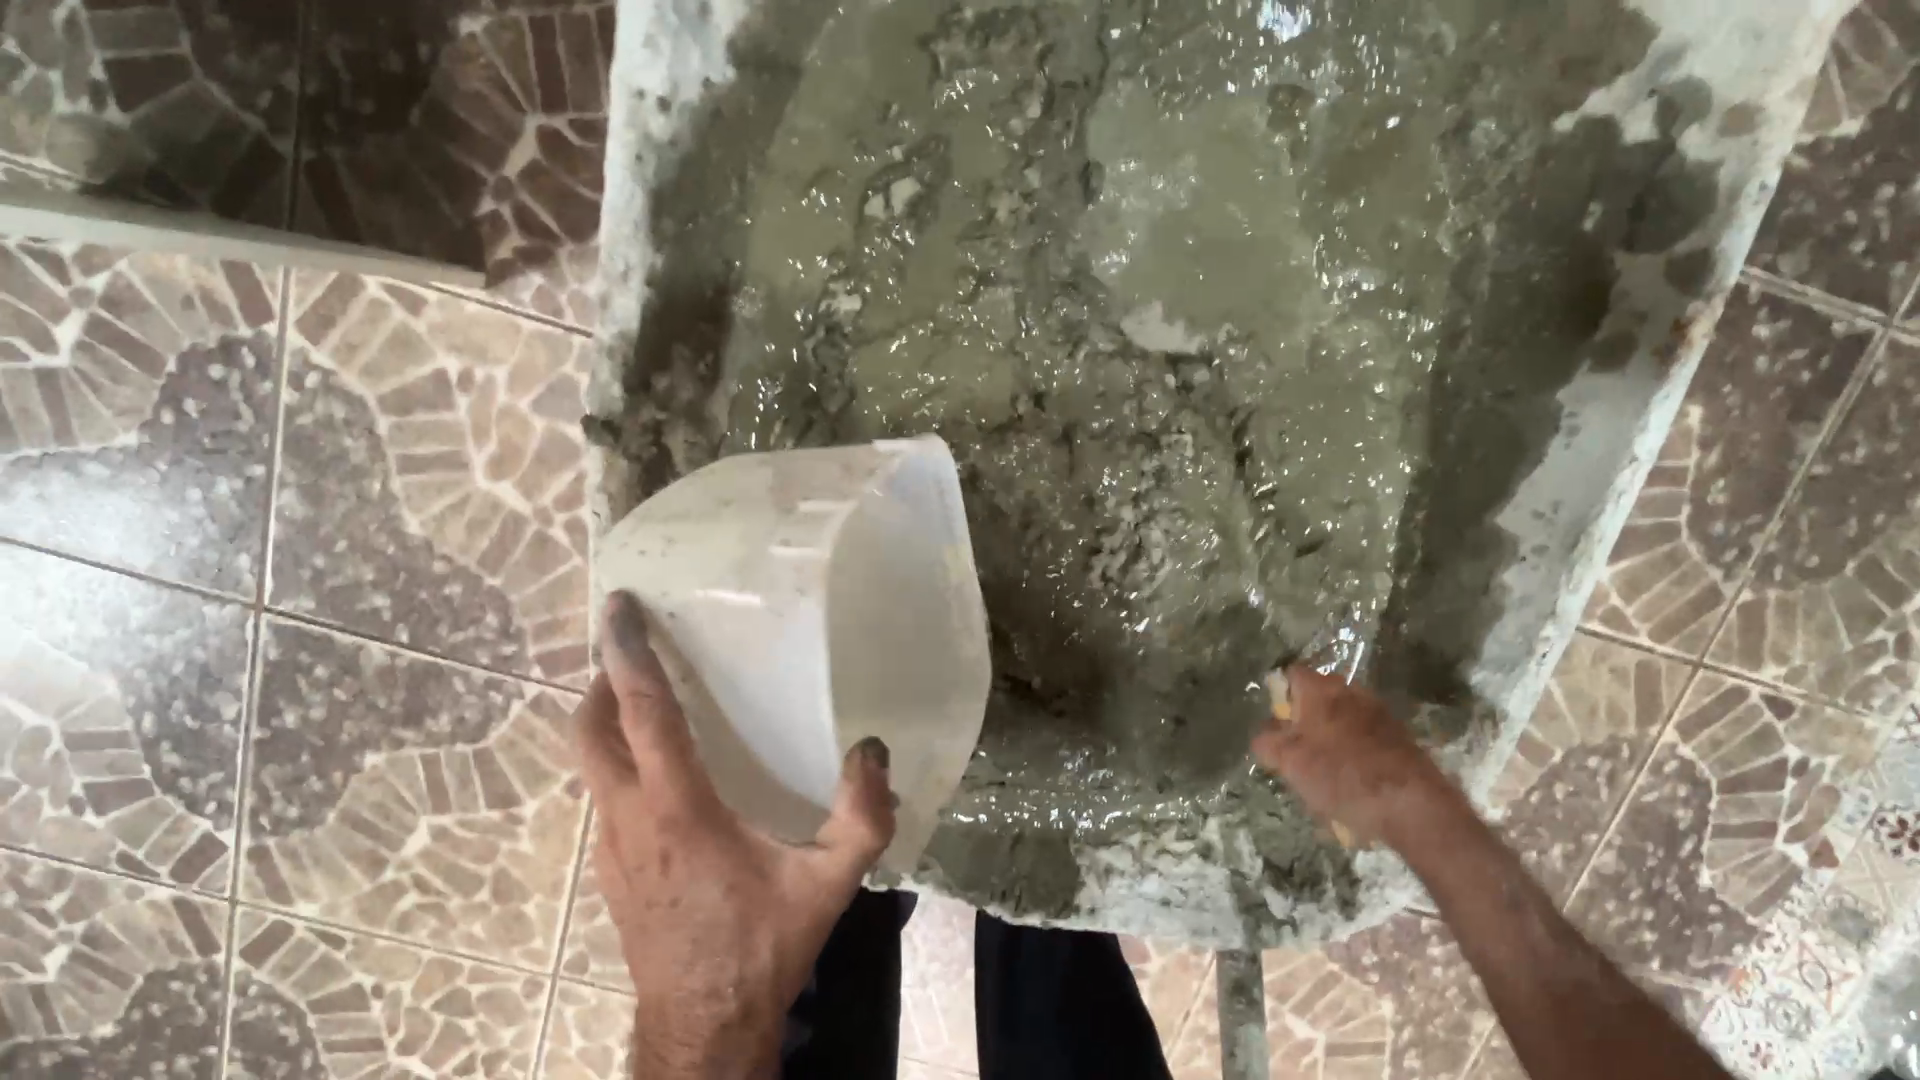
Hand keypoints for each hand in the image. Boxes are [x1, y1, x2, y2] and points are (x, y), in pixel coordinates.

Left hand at [574, 591, 895, 1079]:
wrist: (704, 1027)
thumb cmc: (762, 947)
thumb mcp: (829, 884)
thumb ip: (861, 816)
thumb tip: (872, 750)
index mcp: (679, 810)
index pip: (643, 715)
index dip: (629, 655)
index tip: (619, 608)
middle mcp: (631, 820)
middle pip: (590, 731)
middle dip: (602, 680)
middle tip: (634, 648)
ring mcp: (609, 848)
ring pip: (591, 766)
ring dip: (607, 723)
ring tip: (648, 698)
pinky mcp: (609, 871)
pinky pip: (605, 797)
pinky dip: (619, 764)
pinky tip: (662, 775)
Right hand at [1250, 665, 1458, 847]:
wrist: (1411, 805)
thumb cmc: (1340, 776)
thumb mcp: (1288, 762)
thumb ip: (1267, 741)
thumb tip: (1266, 733)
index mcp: (1321, 690)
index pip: (1291, 674)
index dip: (1280, 695)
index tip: (1277, 725)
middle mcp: (1352, 692)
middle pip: (1319, 696)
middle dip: (1306, 717)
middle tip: (1297, 749)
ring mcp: (1380, 713)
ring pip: (1344, 716)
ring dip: (1332, 735)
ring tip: (1326, 770)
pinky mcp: (1401, 737)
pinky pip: (1366, 735)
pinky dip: (1356, 750)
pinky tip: (1355, 780)